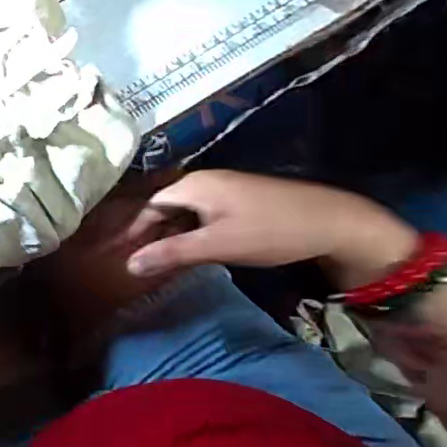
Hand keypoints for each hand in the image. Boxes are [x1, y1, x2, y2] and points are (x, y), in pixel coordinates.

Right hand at [123, 170, 419, 287]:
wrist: (332, 221)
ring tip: (157, 262)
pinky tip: (190, 252)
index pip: (149, 205)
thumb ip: (173, 253)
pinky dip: (189, 233)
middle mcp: (205, 181)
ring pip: (184, 212)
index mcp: (194, 185)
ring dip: (169, 235)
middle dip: (148, 233)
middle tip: (133, 261)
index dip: (131, 230)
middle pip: (164, 206)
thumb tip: (129, 265)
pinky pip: (202, 215)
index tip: (115, 254)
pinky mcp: (240, 201)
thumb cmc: (271, 230)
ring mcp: (225, 189)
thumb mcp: (217, 244)